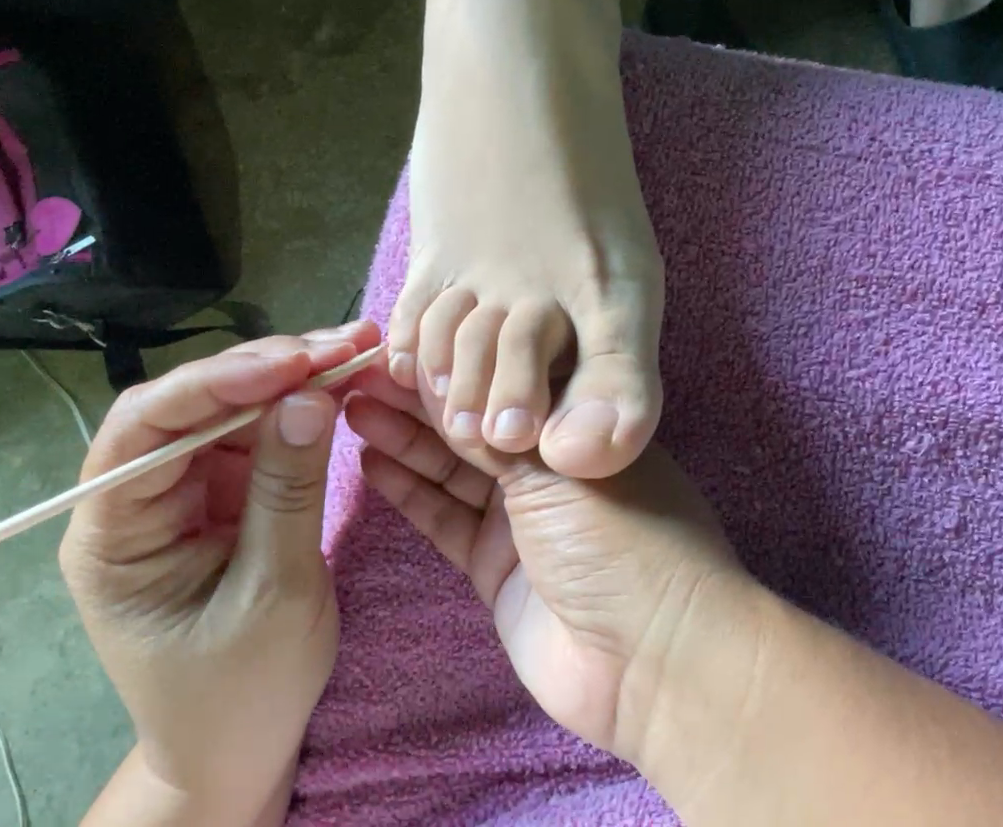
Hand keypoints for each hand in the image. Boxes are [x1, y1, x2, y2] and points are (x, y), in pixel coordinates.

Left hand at [61, 324, 377, 816]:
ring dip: (296, 378)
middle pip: (193, 407)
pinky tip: (345, 384)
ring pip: (232, 411)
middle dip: (270, 369)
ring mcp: (186, 495)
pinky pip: (261, 436)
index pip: (145, 430)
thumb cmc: (242, 693)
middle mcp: (142, 500)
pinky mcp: (227, 497)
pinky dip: (304, 408)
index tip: (295, 360)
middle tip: (351, 342)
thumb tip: (310, 395)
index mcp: (115, 534)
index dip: (216, 383)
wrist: (239, 751)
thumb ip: (288, 490)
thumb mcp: (275, 594)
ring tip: (360, 352)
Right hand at [342, 369, 747, 758]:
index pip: (507, 381)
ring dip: (405, 439)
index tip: (401, 343)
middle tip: (360, 373)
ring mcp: (522, 518)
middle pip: (474, 424)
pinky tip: (371, 461)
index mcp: (578, 428)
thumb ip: (500, 429)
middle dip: (419, 398)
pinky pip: (444, 519)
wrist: (651, 659)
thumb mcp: (560, 470)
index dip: (456, 362)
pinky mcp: (495, 565)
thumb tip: (449, 380)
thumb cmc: (625, 542)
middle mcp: (550, 466)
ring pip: (452, 469)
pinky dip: (410, 492)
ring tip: (352, 408)